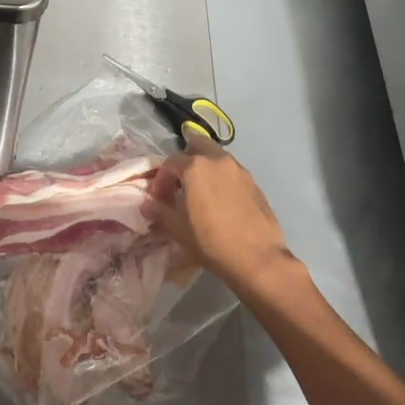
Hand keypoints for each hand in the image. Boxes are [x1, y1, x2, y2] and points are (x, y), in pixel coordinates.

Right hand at [149, 135, 294, 292]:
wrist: (257, 258)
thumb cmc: (211, 241)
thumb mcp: (178, 229)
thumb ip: (160, 212)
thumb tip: (147, 205)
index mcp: (195, 167)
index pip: (170, 162)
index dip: (161, 179)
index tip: (161, 199)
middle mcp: (217, 160)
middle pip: (197, 145)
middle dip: (186, 160)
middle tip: (182, 184)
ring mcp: (239, 169)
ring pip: (216, 157)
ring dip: (205, 168)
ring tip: (202, 194)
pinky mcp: (254, 182)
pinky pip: (232, 172)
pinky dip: (222, 179)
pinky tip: (222, 203)